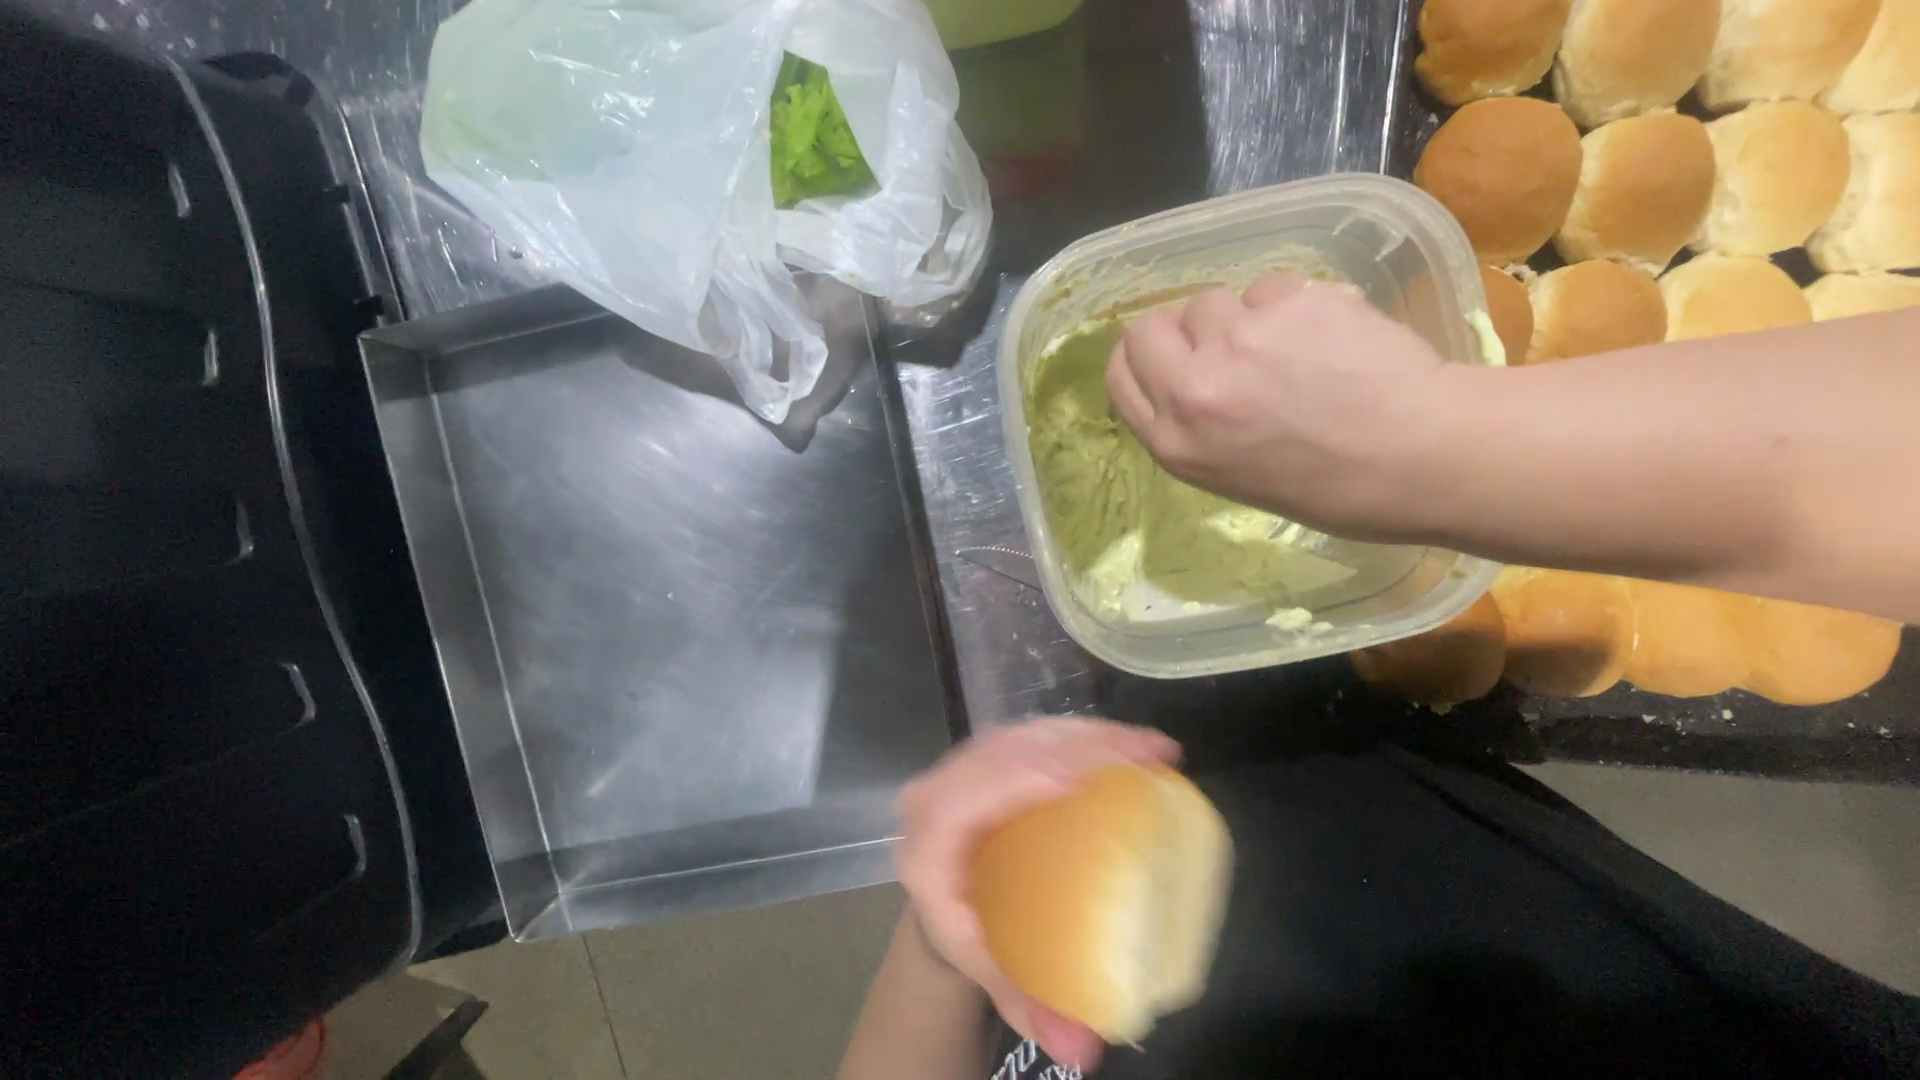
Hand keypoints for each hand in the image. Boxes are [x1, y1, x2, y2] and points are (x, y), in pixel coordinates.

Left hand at [896, 718, 1180, 1071]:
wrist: (947, 892)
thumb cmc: (967, 926)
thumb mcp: (989, 968)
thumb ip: (1028, 1006)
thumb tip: (1085, 1049)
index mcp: (928, 846)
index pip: (960, 802)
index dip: (1013, 780)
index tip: (1076, 779)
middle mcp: (938, 794)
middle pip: (1001, 756)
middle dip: (1076, 748)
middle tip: (1144, 758)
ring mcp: (963, 765)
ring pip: (1023, 735)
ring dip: (1089, 735)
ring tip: (1150, 747)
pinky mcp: (990, 753)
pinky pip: (1035, 732)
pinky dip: (1084, 734)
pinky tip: (1129, 743)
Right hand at [1104, 273, 1464, 540]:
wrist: (1418, 458)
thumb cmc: (1329, 487)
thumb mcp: (1230, 475)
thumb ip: (1190, 423)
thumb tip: (1180, 374)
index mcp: (1175, 442)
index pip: (1119, 374)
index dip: (1140, 358)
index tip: (1165, 354)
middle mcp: (1192, 389)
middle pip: (1149, 326)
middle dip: (1180, 329)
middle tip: (1224, 342)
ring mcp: (1238, 341)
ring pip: (1212, 300)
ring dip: (1241, 315)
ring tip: (1288, 344)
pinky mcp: (1286, 303)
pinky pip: (1268, 287)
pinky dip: (1290, 303)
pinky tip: (1325, 333)